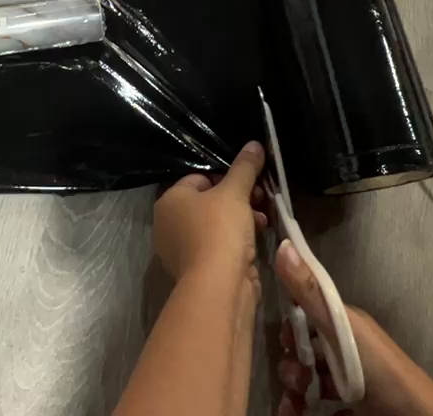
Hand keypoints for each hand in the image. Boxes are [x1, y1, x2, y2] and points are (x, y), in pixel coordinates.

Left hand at [151, 142, 266, 280]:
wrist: (219, 288)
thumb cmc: (219, 230)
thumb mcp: (234, 193)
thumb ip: (244, 168)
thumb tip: (254, 144)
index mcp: (169, 201)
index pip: (198, 178)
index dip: (226, 177)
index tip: (249, 180)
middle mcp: (169, 225)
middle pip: (209, 202)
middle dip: (238, 199)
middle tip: (260, 197)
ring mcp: (182, 251)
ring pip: (216, 225)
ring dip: (242, 219)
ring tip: (264, 219)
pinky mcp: (199, 271)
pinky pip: (219, 246)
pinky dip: (237, 241)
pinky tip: (257, 239)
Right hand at [274, 238, 350, 415]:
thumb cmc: (380, 369)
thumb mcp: (342, 327)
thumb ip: (311, 292)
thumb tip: (283, 243)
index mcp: (344, 323)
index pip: (307, 316)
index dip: (291, 328)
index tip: (285, 343)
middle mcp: (347, 348)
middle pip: (307, 352)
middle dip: (292, 365)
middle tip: (296, 382)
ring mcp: (351, 381)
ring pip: (312, 380)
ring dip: (295, 392)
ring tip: (294, 407)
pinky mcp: (355, 408)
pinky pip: (324, 406)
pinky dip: (307, 410)